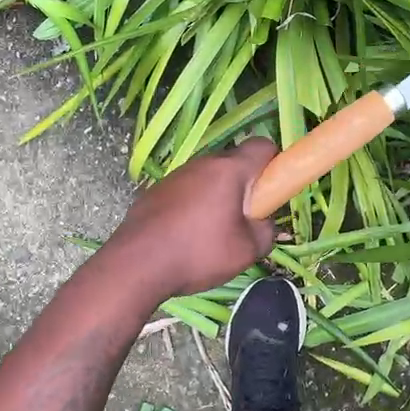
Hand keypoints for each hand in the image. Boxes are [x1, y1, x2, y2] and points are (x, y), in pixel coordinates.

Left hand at [104, 139, 278, 300]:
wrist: (135, 265)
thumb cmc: (197, 253)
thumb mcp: (247, 251)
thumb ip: (267, 232)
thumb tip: (264, 223)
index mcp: (228, 169)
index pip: (262, 145)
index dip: (274, 165)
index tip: (271, 194)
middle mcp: (202, 163)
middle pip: (235, 164)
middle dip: (245, 188)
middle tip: (243, 222)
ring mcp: (176, 175)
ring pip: (209, 179)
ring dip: (218, 199)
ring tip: (212, 236)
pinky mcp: (157, 191)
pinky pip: (187, 192)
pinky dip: (193, 208)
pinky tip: (185, 238)